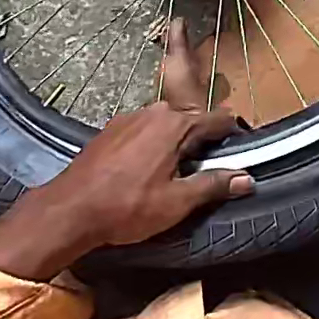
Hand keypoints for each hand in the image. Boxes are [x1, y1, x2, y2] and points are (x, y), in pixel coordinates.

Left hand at [0, 19, 252, 279]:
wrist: (72, 207)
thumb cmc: (127, 207)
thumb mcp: (176, 203)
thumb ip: (213, 185)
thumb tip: (247, 178)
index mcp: (175, 124)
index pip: (216, 119)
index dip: (231, 134)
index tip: (241, 148)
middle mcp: (154, 111)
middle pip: (190, 120)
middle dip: (202, 140)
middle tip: (207, 168)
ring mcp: (130, 116)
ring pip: (165, 124)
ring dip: (175, 142)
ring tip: (176, 172)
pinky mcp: (112, 127)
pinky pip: (143, 130)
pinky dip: (152, 144)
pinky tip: (144, 169)